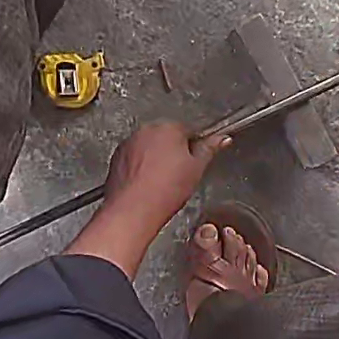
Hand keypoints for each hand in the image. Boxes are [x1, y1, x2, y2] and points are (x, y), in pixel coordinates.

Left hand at [100, 121, 226, 228]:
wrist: (133, 210)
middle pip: (166, 137)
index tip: (195, 162)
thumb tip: (221, 138)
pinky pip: (134, 159)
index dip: (194, 148)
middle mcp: (145, 131)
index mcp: (168, 128)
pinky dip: (140, 168)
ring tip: (163, 183)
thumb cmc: (164, 190)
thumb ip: (209, 149)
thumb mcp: (197, 169)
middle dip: (173, 152)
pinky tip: (147, 185)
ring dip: (156, 160)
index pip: (188, 130)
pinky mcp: (117, 158)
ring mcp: (129, 144)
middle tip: (180, 175)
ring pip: (149, 148)